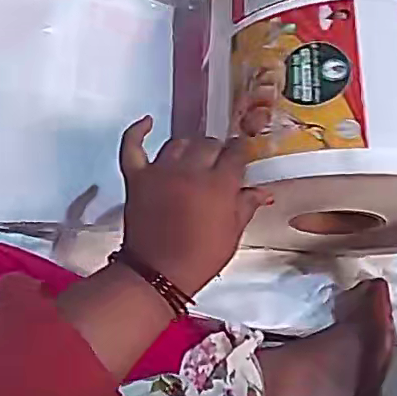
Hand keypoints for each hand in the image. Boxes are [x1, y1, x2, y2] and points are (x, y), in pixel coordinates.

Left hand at [118, 117, 267, 296]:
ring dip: (189, 147)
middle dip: (216, 151)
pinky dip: (137, 132)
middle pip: (208, 144)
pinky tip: (147, 121)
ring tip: (194, 157)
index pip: (235, 152)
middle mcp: (190, 170)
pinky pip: (133, 146)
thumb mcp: (232, 234)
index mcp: (219, 184)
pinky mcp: (137, 177)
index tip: (241, 156)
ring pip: (178, 143)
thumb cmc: (200, 258)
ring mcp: (160, 171)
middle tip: (217, 164)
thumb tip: (263, 191)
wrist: (157, 274)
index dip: (240, 152)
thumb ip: (246, 205)